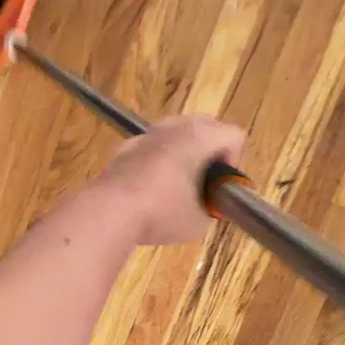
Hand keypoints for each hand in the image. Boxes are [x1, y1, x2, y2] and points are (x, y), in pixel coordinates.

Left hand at [94, 115, 247, 245]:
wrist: (109, 212)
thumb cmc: (162, 213)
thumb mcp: (200, 219)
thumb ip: (211, 204)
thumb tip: (206, 202)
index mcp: (200, 136)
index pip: (235, 136)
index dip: (235, 163)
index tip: (221, 188)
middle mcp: (174, 127)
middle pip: (206, 125)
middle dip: (211, 151)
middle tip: (205, 181)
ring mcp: (146, 134)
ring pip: (175, 133)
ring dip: (183, 152)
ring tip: (177, 183)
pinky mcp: (124, 148)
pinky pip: (150, 147)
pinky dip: (155, 160)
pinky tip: (149, 186)